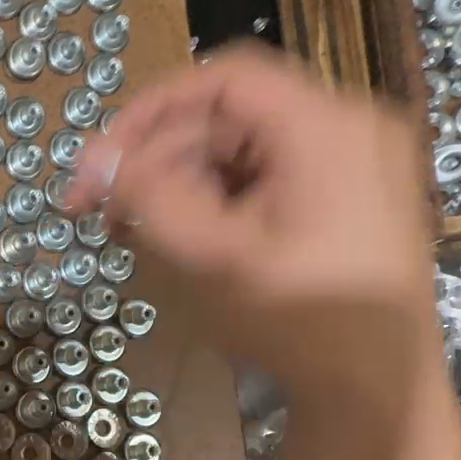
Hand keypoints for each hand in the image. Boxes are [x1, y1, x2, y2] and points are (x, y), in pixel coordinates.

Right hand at [65, 45, 438, 397]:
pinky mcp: (327, 200)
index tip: (93, 162)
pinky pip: (249, 182)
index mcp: (322, 129)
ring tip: (122, 232)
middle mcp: (336, 132)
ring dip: (166, 186)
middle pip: (221, 120)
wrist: (370, 379)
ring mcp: (336, 167)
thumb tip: (97, 164)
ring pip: (229, 153)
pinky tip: (164, 238)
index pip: (222, 80)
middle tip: (90, 210)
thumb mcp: (212, 256)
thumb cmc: (297, 318)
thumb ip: (150, 200)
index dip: (147, 111)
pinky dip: (199, 203)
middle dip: (148, 160)